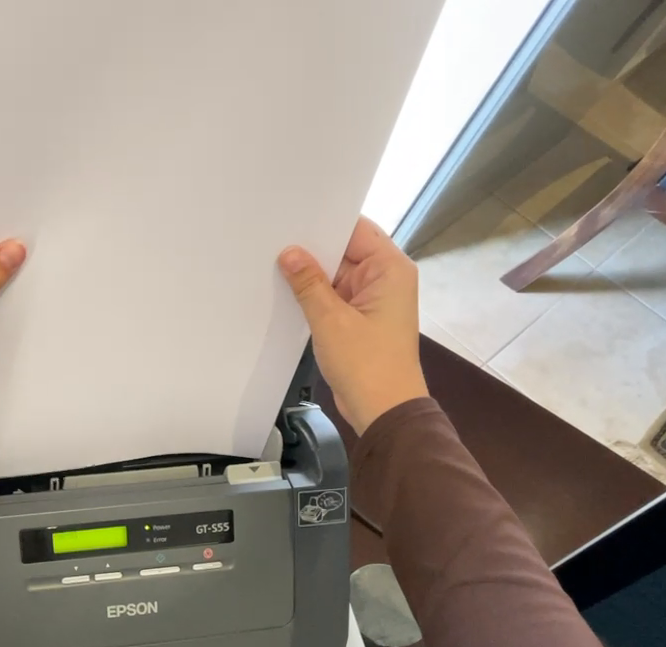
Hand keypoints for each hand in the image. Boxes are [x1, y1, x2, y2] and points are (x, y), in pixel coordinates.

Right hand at [278, 218, 427, 434]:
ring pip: (337, 277)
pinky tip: (289, 295)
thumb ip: (308, 284)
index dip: (326, 224)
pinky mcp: (361, 320)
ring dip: (312, 278)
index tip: (293, 219)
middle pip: (346, 252)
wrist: (383, 408)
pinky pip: (336, 298)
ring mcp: (373, 300)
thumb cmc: (367, 364)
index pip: (357, 230)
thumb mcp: (331, 320)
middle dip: (313, 252)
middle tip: (275, 242)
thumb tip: (290, 253)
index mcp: (390, 269)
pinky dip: (316, 298)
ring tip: (275, 267)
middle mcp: (385, 279)